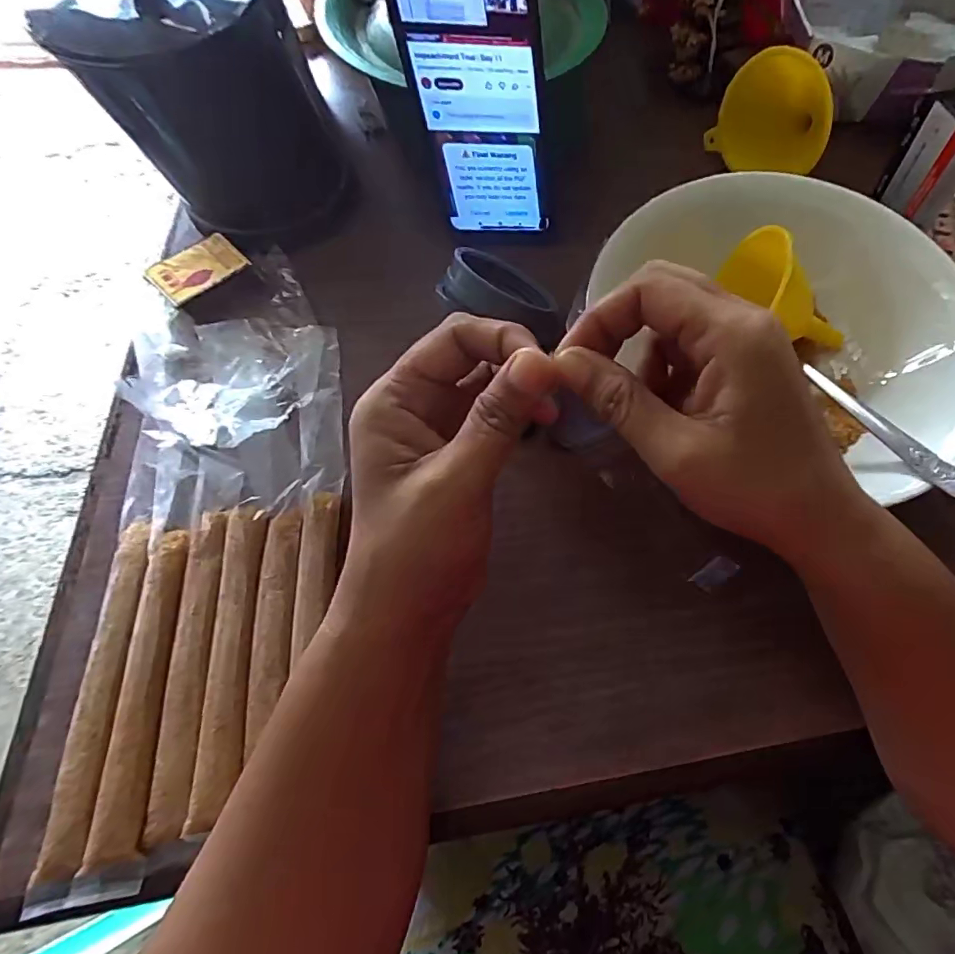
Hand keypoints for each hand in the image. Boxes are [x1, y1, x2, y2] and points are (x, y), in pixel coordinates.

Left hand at [339, 314, 559, 631]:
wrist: (405, 614)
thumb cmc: (417, 551)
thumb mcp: (458, 480)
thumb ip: (497, 418)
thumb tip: (540, 359)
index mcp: (395, 399)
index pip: (451, 339)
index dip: (501, 339)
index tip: (547, 365)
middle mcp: (412, 404)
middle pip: (469, 355)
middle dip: (515, 361)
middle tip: (559, 385)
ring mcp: (435, 429)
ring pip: (484, 385)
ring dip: (520, 387)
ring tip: (556, 407)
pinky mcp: (458, 453)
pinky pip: (491, 415)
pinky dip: (518, 412)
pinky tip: (543, 422)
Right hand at [555, 262, 867, 564]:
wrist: (819, 517)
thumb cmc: (751, 489)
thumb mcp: (674, 449)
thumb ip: (618, 400)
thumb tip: (565, 362)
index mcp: (731, 332)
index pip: (648, 288)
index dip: (600, 317)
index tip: (571, 361)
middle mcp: (746, 318)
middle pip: (665, 289)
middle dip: (618, 325)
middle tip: (590, 369)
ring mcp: (755, 336)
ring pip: (679, 315)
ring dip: (645, 350)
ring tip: (638, 405)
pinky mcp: (755, 358)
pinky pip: (698, 341)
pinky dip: (671, 366)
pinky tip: (671, 410)